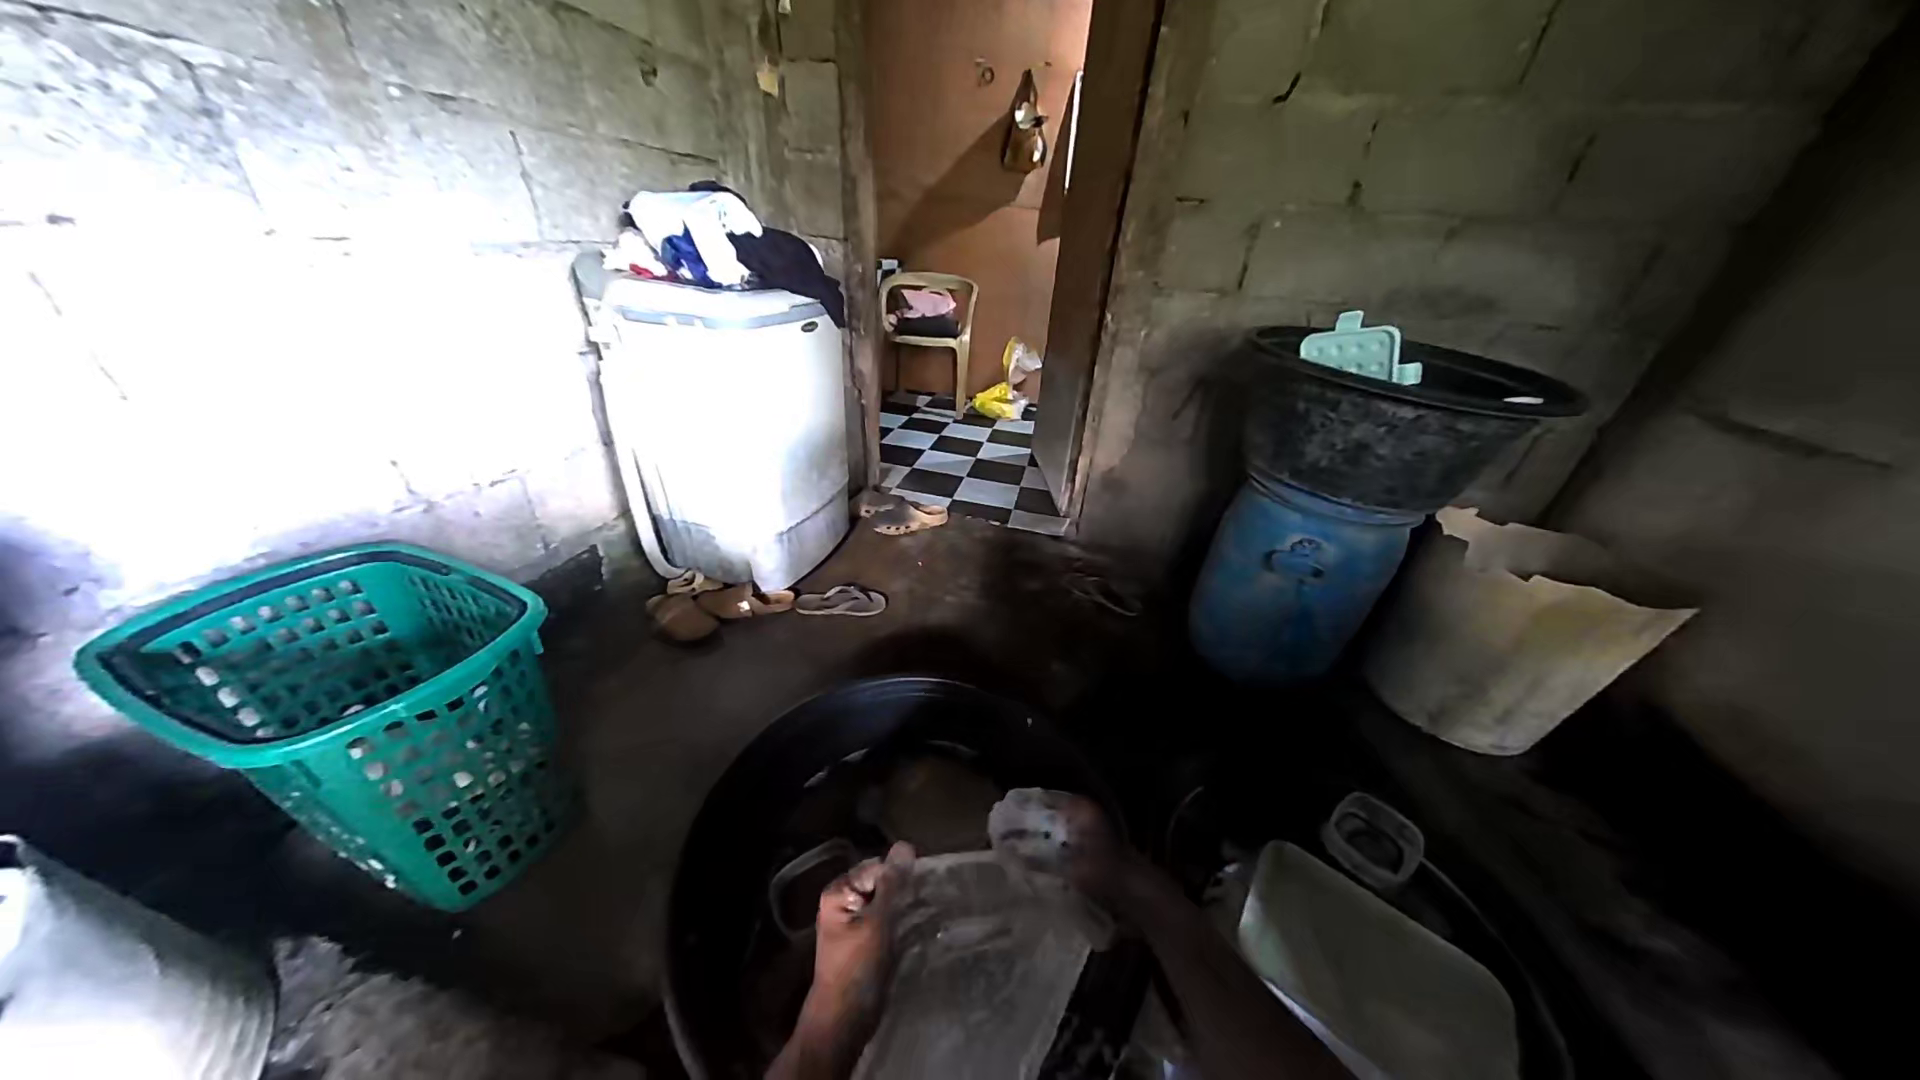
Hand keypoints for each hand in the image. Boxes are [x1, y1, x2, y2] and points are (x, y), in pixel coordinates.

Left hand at [804, 842, 916, 1038]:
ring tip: (936, 911)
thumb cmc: (857, 968)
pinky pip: (891, 923)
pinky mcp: (869, 944)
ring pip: (890, 904)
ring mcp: (857, 925)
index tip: (923, 886)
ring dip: (910, 907)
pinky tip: (928, 928)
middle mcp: (846, 903)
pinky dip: (906, 924)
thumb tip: (905, 845)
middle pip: (883, 884)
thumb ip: (892, 884)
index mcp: (840, 892)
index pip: (877, 868)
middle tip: (934, 898)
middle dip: (907, 891)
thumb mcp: (877, 922)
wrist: (844, 1023)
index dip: (899, 876)